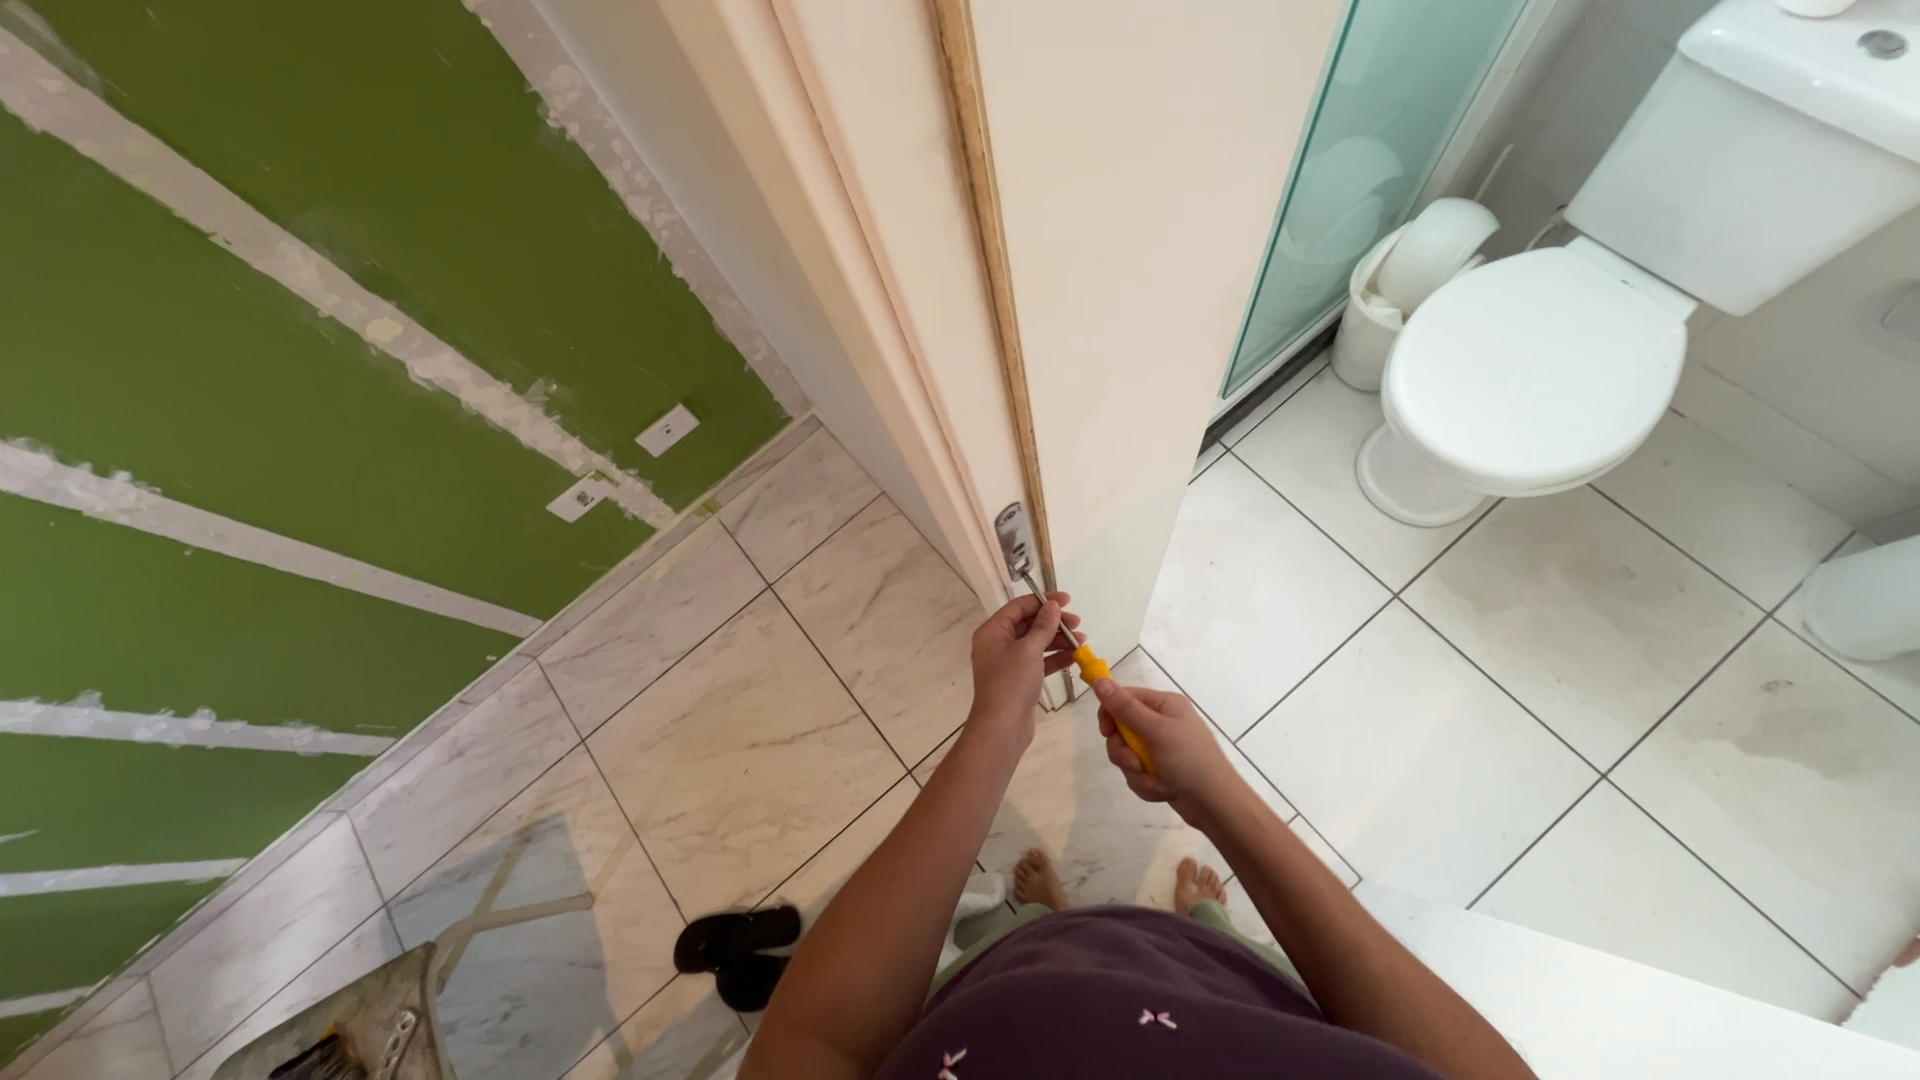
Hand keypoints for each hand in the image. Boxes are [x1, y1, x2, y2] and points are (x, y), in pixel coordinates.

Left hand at [966, 592, 1082, 736]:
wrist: (1002, 727)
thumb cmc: (1011, 683)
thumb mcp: (1029, 650)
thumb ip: (1043, 626)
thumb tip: (1052, 606)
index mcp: (992, 631)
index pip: (1018, 607)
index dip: (1043, 601)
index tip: (1067, 600)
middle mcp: (997, 643)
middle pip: (1028, 624)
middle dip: (1053, 622)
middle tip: (1077, 623)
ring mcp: (1008, 662)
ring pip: (1036, 643)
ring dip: (1058, 640)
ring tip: (1081, 640)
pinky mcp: (1019, 679)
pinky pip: (1039, 661)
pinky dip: (1055, 657)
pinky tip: (1074, 655)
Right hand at [1094, 681, 1241, 826]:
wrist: (1215, 804)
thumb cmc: (1189, 760)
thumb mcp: (1156, 731)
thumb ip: (1125, 708)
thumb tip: (1099, 680)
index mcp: (1164, 705)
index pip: (1124, 698)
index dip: (1110, 713)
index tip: (1107, 731)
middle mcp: (1161, 723)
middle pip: (1121, 730)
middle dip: (1125, 752)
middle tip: (1136, 763)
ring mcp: (1160, 748)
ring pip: (1126, 755)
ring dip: (1137, 772)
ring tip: (1156, 781)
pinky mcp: (1159, 769)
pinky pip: (1136, 773)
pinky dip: (1146, 784)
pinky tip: (1163, 790)